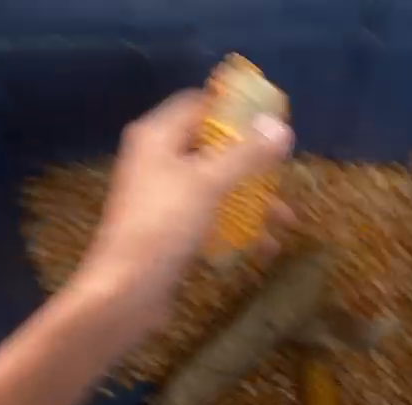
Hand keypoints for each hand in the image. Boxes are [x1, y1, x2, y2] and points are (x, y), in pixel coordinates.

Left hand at [73, 90, 294, 327]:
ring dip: (249, 202)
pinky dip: (233, 229)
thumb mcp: (208, 184)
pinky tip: (262, 246)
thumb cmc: (163, 227)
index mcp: (158, 137)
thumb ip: (246, 155)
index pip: (200, 106)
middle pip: (211, 150)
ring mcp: (162, 201)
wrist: (127, 292)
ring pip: (213, 189)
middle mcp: (157, 162)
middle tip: (282, 175)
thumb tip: (282, 127)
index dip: (236, 112)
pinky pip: (207, 221)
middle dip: (250, 165)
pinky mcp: (168, 234)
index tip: (270, 125)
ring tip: (284, 220)